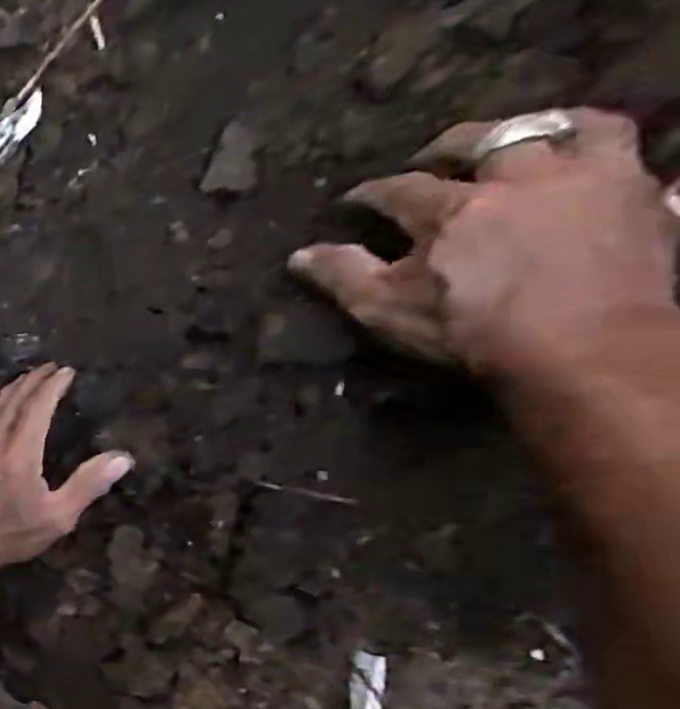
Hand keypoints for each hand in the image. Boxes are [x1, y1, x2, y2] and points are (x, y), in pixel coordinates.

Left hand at [0, 363, 132, 570]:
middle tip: (50, 367)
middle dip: (32, 382)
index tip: (66, 372)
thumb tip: (122, 458)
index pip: (36, 409)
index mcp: (19, 456)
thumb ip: (88, 484)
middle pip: (13, 403)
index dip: (51, 387)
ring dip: (11, 391)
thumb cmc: (14, 535)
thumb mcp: (58, 516)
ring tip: (27, 378)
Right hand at [291, 107, 679, 376]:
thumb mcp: (385, 310)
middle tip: (430, 157)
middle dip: (451, 144)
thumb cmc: (468, 330)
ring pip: (571, 126)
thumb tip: (300, 255)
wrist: (583, 347)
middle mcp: (523, 179)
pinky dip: (603, 149)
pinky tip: (586, 164)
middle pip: (488, 139)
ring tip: (519, 140)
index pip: (400, 189)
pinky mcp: (643, 193)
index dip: (371, 193)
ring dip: (539, 127)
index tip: (352, 201)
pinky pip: (631, 151)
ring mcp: (591, 179)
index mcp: (454, 209)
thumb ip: (342, 276)